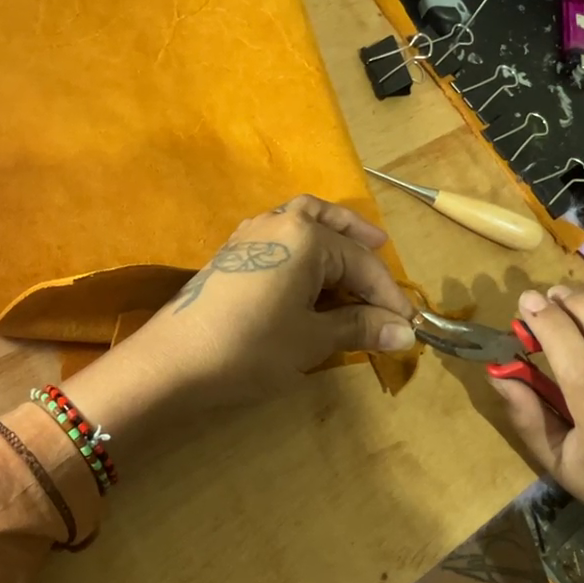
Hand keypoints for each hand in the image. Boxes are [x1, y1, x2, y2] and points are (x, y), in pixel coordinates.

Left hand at [65, 194, 416, 430]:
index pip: (362, 262)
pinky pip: (279, 235)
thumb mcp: (312, 339)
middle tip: (384, 270)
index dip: (389, 295)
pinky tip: (305, 272)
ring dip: (331, 237)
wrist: (173, 361)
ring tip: (350, 261)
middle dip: (361, 248)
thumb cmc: (251, 347)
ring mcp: (250, 234)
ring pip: (302, 221)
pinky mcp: (231, 253)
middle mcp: (279, 222)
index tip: (410, 326)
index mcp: (307, 236)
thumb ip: (359, 327)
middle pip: (332, 225)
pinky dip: (302, 246)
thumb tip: (404, 331)